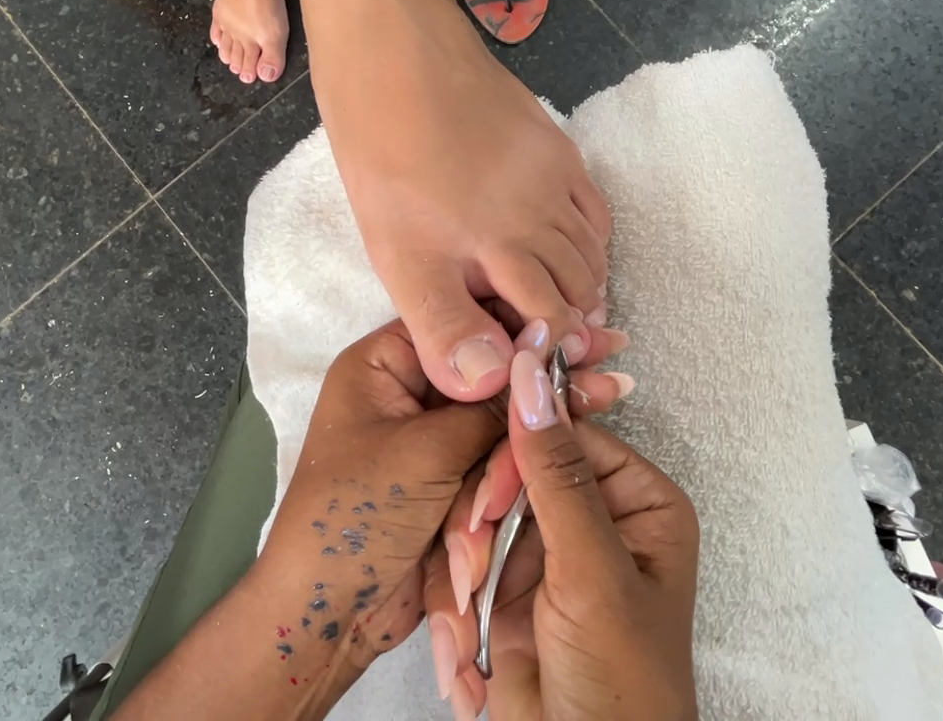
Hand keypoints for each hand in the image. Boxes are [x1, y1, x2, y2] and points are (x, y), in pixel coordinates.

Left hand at [253, 321, 637, 681]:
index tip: (576, 327)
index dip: (517, 327)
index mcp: (382, 367)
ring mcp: (430, 438)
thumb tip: (542, 365)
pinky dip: (532, 450)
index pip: (457, 327)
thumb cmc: (359, 514)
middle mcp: (406, 394)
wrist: (331, 614)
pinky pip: (496, 455)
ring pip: (497, 417)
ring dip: (545, 411)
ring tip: (611, 390)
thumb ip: (488, 409)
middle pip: (486, 372)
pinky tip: (584, 426)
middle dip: (543, 371)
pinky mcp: (449, 478)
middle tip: (610, 353)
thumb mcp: (426, 451)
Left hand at [310, 0, 612, 405]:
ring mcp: (559, 174)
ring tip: (553, 302)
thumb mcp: (397, 251)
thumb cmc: (383, 157)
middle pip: (584, 287)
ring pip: (594, 250)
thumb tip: (493, 383)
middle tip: (543, 341)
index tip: (532, 367)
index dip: (549, 352)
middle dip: (569, 322)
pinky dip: (588, 241)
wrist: (395, 54)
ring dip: (580, 284)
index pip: (556, 321)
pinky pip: (594, 208)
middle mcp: (549, 212)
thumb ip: (443, 321)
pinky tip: (561, 246)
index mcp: (508, 245)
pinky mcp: (559, 144)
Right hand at [425, 350, 699, 720]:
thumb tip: (530, 371)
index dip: (513, 459)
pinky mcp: (504, 580)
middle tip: (471, 572)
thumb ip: (555, 472)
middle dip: (480, 528)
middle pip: (507, 471)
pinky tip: (466, 653)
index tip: (485, 506)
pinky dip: (454, 602)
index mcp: (633, 497)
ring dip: (462, 573)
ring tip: (469, 627)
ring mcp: (542, 546)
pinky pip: (460, 557)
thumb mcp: (591, 572)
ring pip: (473, 512)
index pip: (558, 436)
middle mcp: (588, 512)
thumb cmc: (618, 681)